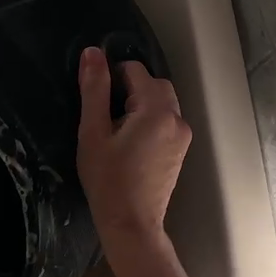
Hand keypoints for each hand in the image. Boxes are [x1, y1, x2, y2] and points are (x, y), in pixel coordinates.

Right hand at [77, 46, 191, 241]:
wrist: (131, 224)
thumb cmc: (107, 178)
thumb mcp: (92, 131)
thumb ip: (94, 88)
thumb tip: (92, 52)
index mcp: (156, 110)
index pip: (134, 70)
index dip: (111, 78)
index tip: (96, 102)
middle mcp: (177, 118)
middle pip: (153, 83)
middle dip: (129, 88)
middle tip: (105, 115)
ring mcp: (183, 136)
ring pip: (161, 101)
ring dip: (139, 103)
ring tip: (116, 129)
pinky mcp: (181, 150)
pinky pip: (166, 119)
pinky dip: (149, 119)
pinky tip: (129, 142)